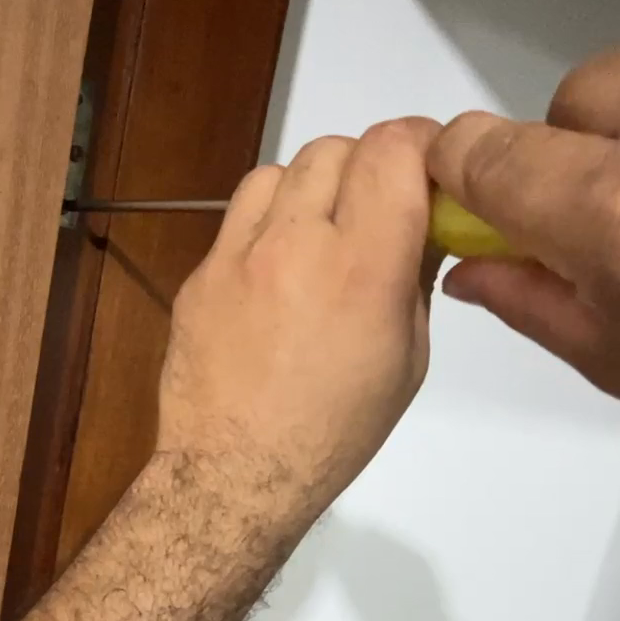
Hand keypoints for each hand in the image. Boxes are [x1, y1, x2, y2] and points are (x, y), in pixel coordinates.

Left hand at [158, 117, 440, 529]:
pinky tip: (268, 279)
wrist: (233, 473)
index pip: (393, 147)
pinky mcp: (196, 279)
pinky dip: (262, 231)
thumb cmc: (333, 434)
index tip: (423, 174)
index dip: (417, 147)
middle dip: (362, 170)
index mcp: (361, 266)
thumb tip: (420, 230)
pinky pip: (234, 224)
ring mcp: (234, 259)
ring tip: (312, 241)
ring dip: (305, 192)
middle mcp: (294, 245)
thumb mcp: (406, 362)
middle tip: (368, 217)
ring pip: (276, 174)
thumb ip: (415, 280)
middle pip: (332, 150)